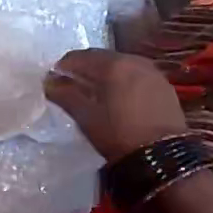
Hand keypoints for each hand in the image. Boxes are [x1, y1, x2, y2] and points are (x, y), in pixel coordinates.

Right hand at [43, 49, 188, 161]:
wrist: (163, 156)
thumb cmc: (118, 134)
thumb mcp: (86, 116)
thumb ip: (65, 95)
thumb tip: (48, 82)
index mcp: (112, 64)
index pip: (78, 57)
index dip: (62, 67)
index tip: (54, 80)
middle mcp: (133, 60)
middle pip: (101, 58)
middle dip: (84, 68)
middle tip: (72, 86)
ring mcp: (152, 71)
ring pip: (120, 65)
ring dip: (104, 74)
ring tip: (94, 92)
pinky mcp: (163, 85)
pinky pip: (136, 75)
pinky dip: (123, 80)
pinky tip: (118, 97)